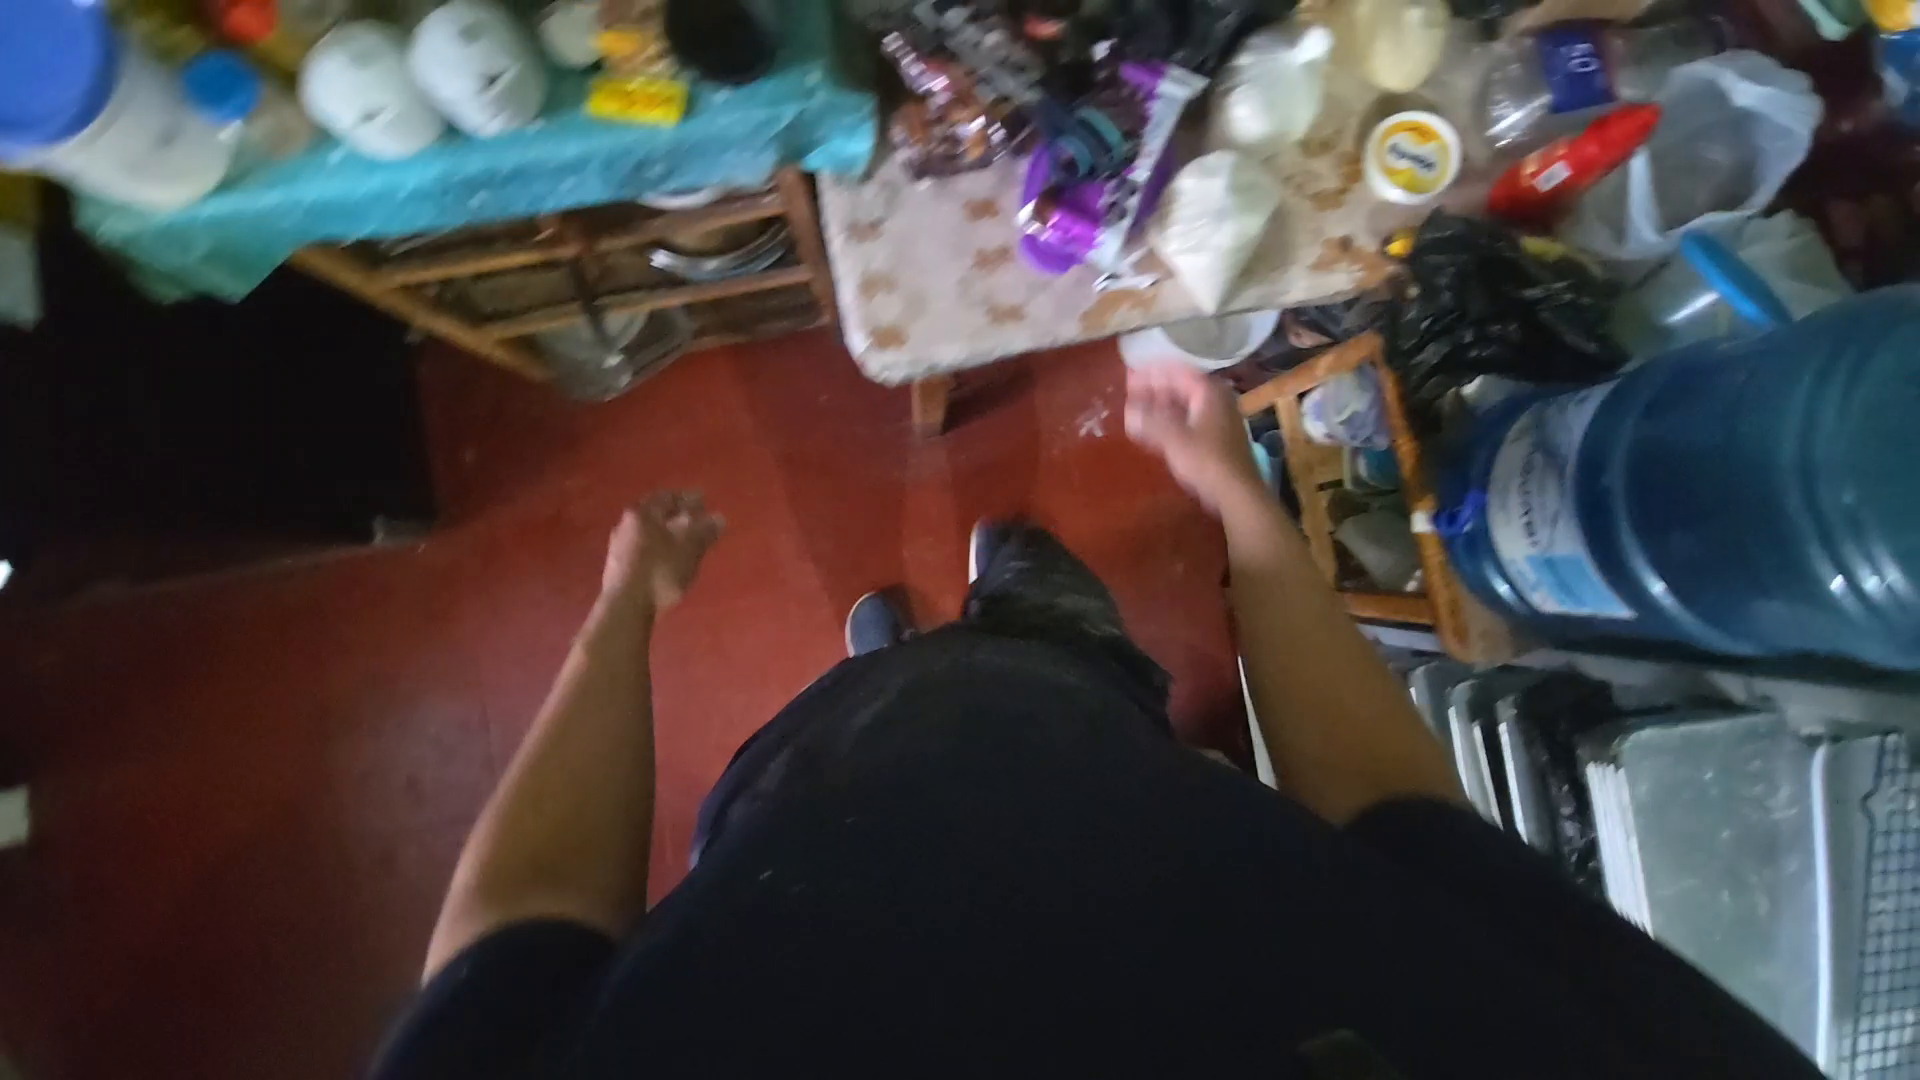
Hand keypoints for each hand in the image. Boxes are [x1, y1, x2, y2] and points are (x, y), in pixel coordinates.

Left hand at [602, 492, 724, 610]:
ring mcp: (619, 545)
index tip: (705, 499)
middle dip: (676, 514)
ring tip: (684, 539)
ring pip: (648, 531)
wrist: (626, 606)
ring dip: (666, 532)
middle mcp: (627, 523)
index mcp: (643, 513)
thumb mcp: (690, 549)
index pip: (669, 497)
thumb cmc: (661, 571)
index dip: (688, 498)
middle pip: (656, 513)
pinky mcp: (618, 565)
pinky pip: (643, 547)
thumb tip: (718, 517)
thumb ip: (704, 531)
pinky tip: (668, 557)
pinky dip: (658, 546)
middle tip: (696, 518)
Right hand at [1124, 362, 1265, 516]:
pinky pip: (1188, 420)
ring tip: (1137, 409)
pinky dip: (1170, 421)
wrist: (1236, 491)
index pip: (1177, 371)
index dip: (1151, 372)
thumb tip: (1128, 411)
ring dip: (1160, 405)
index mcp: (1208, 392)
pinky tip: (1153, 429)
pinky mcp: (1216, 437)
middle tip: (1130, 390)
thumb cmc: (1206, 460)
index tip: (1130, 374)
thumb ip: (1148, 421)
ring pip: (1184, 405)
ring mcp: (1218, 419)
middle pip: (1181, 386)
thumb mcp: (1173, 438)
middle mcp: (1216, 399)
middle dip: (1154, 388)